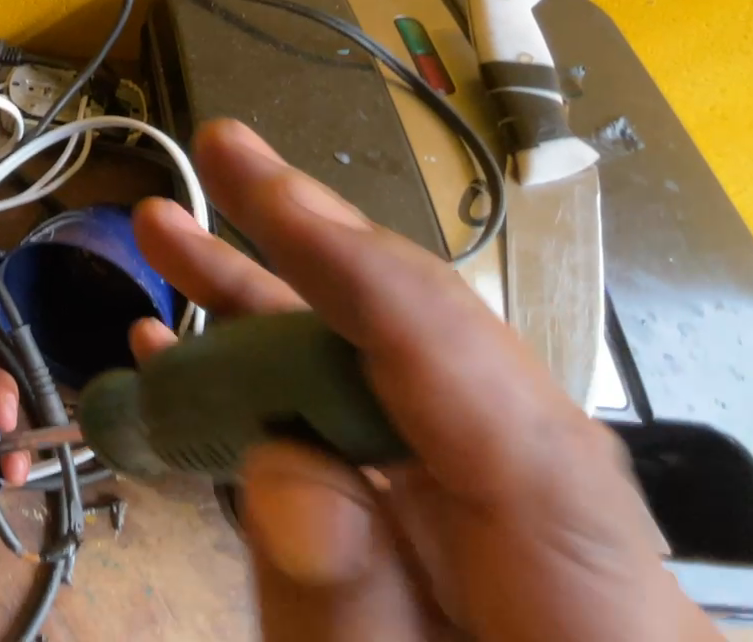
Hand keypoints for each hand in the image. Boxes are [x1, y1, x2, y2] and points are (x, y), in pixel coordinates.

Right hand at [129, 119, 719, 641]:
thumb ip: (346, 610)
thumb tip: (282, 464)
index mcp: (585, 591)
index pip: (472, 382)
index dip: (356, 270)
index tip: (256, 187)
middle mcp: (550, 532)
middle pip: (427, 351)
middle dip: (311, 244)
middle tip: (218, 156)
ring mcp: (490, 532)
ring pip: (370, 379)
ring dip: (260, 304)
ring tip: (167, 235)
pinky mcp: (436, 542)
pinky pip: (343, 441)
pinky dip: (256, 390)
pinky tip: (174, 351)